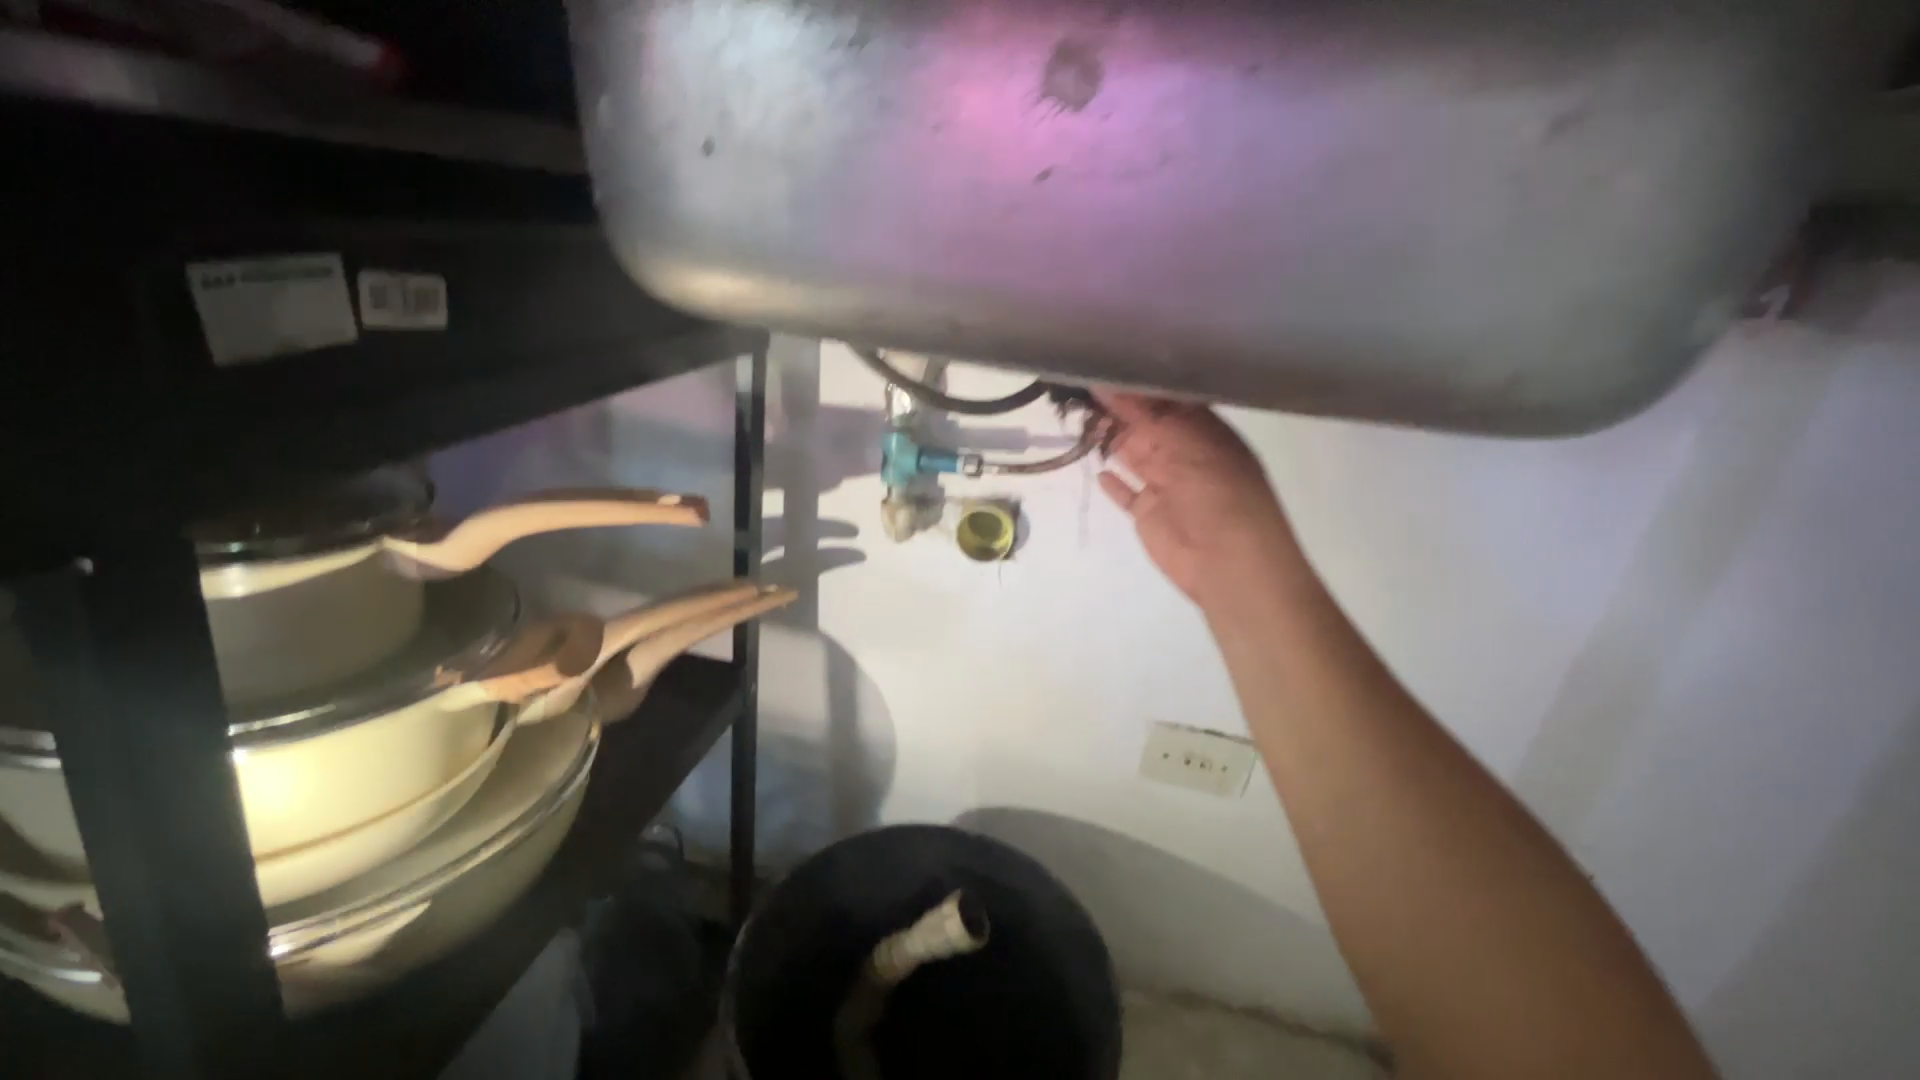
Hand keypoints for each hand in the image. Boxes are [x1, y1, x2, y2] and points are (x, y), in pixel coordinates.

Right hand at [1095, 391, 1304, 609]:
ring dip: (1111, 439)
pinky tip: (1097, 469)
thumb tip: (1108, 384)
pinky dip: (1113, 482)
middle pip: (1147, 425)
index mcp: (1206, 432)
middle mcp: (1186, 453)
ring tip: (1079, 418)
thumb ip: (1148, 414)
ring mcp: (1166, 484)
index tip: (1103, 367)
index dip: (1138, 386)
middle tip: (1080, 389)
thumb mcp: (1189, 444)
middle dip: (1118, 409)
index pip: (1168, 400)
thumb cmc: (1219, 495)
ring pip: (1133, 454)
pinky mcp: (1149, 513)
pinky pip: (1126, 492)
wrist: (1228, 563)